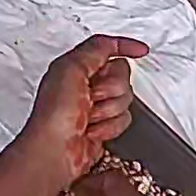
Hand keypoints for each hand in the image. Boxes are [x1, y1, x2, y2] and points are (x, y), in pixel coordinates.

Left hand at [16, 34, 149, 185]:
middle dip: (110, 88)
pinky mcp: (103, 125)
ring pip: (125, 99)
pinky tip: (93, 130)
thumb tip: (113, 44)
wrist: (56, 151)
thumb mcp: (71, 69)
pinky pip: (124, 119)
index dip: (124, 47)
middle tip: (92, 97)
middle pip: (121, 75)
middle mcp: (85, 85)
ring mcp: (95, 106)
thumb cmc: (55, 115)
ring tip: (89, 116)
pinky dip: (110, 126)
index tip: (140, 51)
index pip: (106, 49)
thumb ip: (94, 50)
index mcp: (75, 67)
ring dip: (108, 109)